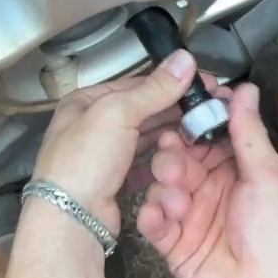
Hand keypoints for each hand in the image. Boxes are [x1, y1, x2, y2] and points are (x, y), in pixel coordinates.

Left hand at [30, 50, 196, 232]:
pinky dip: (160, 158)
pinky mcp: (113, 181)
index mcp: (85, 102)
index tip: (201, 85)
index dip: (169, 83)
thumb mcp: (119, 113)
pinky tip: (179, 156)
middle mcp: (91, 126)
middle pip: (141, 111)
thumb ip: (154, 89)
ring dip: (169, 134)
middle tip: (206, 110)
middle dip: (173, 110)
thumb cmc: (84, 160)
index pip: (135, 84)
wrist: (71, 217)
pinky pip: (142, 164)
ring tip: (198, 131)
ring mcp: (102, 156)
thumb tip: (184, 59)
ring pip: (143, 137)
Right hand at [138, 82, 277, 277]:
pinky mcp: (173, 244)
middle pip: (174, 158)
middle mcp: (206, 186)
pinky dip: (151, 217)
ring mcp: (187, 215)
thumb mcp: (266, 175)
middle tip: (174, 162)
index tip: (179, 110)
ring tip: (177, 201)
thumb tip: (243, 88)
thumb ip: (248, 132)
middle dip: (170, 156)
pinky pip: (152, 224)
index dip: (189, 123)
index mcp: (231, 166)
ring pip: (158, 187)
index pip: (202, 135)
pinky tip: (160, 217)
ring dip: (163, 189)